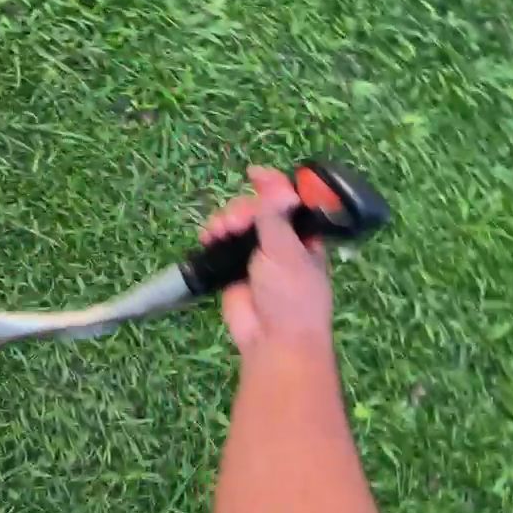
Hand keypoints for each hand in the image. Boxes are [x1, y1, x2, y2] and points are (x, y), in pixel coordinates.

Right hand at [200, 167, 332, 358]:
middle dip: (241, 210)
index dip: (274, 186)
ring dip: (224, 221)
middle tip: (233, 223)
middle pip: (257, 209)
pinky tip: (208, 238)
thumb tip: (277, 183)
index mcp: (304, 238)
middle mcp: (281, 243)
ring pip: (237, 223)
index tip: (254, 173)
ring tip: (217, 233)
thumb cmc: (291, 296)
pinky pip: (221, 241)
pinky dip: (213, 236)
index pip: (290, 202)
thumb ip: (276, 216)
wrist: (272, 339)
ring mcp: (257, 256)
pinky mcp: (234, 267)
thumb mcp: (286, 251)